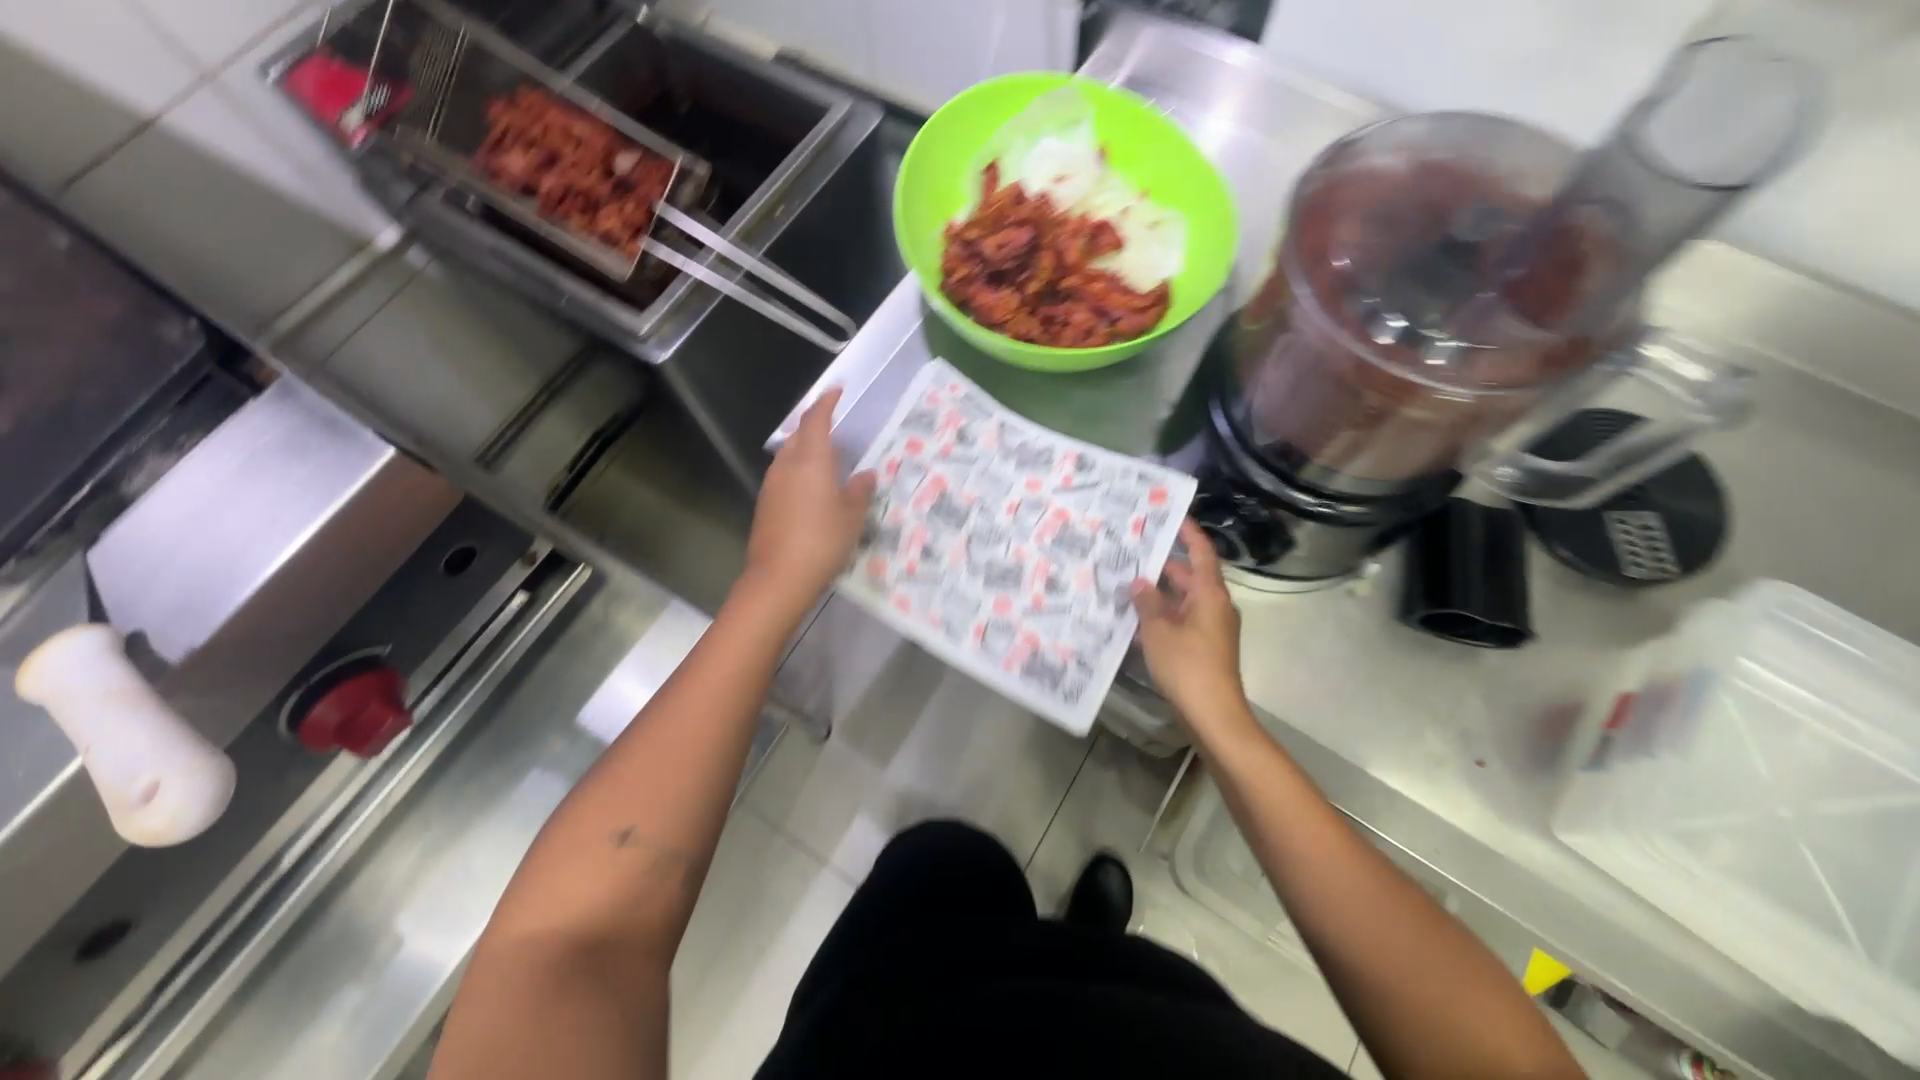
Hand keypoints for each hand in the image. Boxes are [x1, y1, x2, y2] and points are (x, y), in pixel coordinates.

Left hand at [744, 387, 876, 611]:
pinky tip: (811, 489)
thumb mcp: (852, 517)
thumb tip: (865, 474)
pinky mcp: (765, 506)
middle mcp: (787, 466)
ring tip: (826, 458)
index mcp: (810, 460)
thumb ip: (860, 491)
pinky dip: (798, 473)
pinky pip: (784, 477)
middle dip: (814, 426)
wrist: (779, 578)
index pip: (816, 420)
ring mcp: (772, 486)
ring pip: (788, 457)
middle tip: (834, 425)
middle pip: (798, 436)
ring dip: (805, 451)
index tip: (836, 391)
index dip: (826, 403)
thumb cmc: (822, 541)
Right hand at [1131, 519, 1248, 729]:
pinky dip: (1163, 618)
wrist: (1213, 714)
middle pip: (1191, 577)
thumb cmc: (1187, 666)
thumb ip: (1147, 604)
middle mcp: (1215, 607)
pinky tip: (1136, 623)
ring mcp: (1212, 629)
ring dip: (1160, 596)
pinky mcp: (1205, 649)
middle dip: (1164, 567)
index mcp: (1210, 595)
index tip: (1173, 517)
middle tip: (1133, 554)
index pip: (1201, 553)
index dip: (1189, 534)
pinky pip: (1182, 622)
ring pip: (1184, 602)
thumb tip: (1140, 583)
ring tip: (1126, 586)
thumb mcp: (1158, 631)